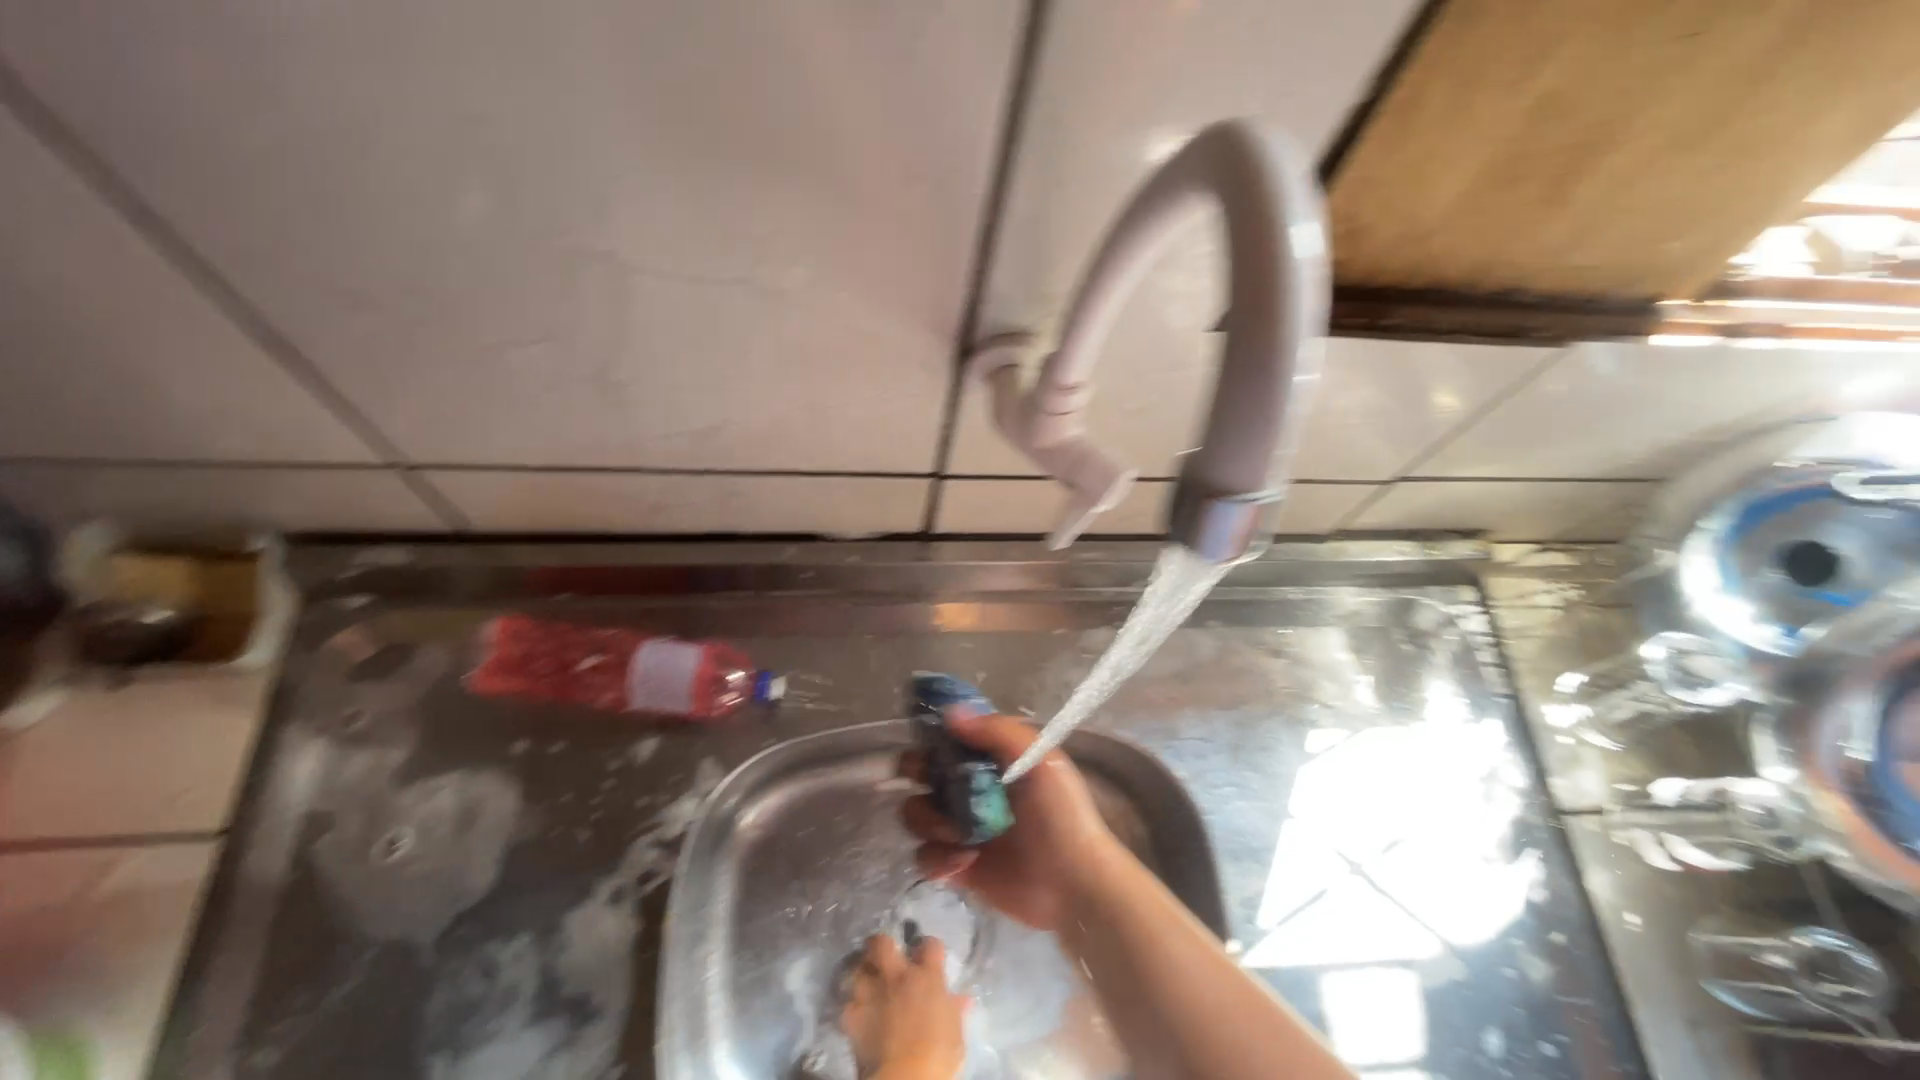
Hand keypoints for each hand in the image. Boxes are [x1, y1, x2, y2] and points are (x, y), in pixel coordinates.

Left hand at [840, 934, 968, 1079]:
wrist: (903, 1078)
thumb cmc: (938, 1057)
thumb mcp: (955, 1034)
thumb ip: (954, 1011)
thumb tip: (961, 1000)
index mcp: (927, 977)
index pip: (930, 944)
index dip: (930, 947)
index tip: (930, 955)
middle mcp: (896, 977)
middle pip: (882, 942)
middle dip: (882, 945)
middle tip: (886, 956)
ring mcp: (870, 993)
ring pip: (858, 967)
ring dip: (863, 973)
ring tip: (868, 982)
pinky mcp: (851, 1015)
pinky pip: (849, 1001)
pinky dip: (854, 1005)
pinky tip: (859, 1012)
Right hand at [900, 710, 1123, 929]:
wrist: (1074, 884)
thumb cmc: (1062, 816)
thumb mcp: (1042, 761)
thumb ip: (998, 732)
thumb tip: (950, 713)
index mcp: (991, 761)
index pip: (948, 739)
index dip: (932, 738)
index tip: (929, 744)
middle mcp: (970, 790)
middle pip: (921, 772)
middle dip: (918, 775)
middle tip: (932, 784)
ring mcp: (962, 829)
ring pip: (917, 814)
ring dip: (928, 820)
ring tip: (958, 833)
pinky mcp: (958, 867)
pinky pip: (925, 857)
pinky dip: (938, 859)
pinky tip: (966, 861)